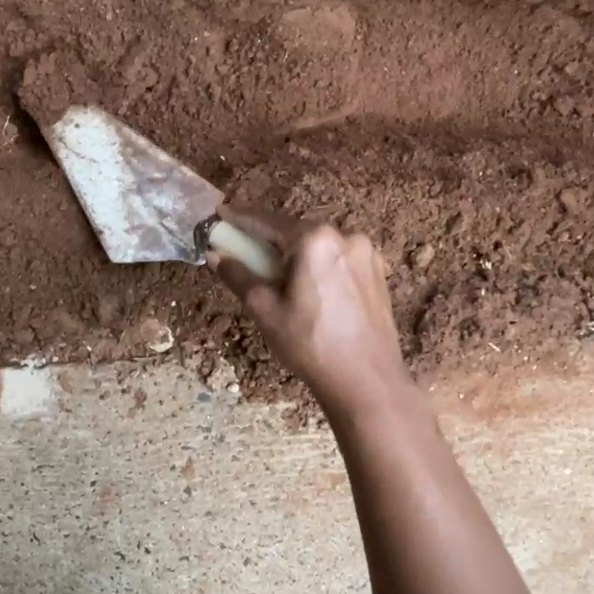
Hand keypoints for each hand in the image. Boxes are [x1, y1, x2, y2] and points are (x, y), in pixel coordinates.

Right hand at [207, 208, 411, 413]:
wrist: (365, 380)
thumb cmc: (309, 344)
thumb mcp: (264, 309)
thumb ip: (238, 276)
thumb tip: (215, 255)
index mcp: (315, 240)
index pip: (268, 221)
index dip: (241, 218)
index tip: (221, 214)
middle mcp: (345, 236)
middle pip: (295, 231)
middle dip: (269, 241)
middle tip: (245, 255)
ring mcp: (367, 253)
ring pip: (318, 246)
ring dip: (295, 255)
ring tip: (278, 280)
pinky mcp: (378, 272)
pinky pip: (337, 259)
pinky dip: (317, 265)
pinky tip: (308, 289)